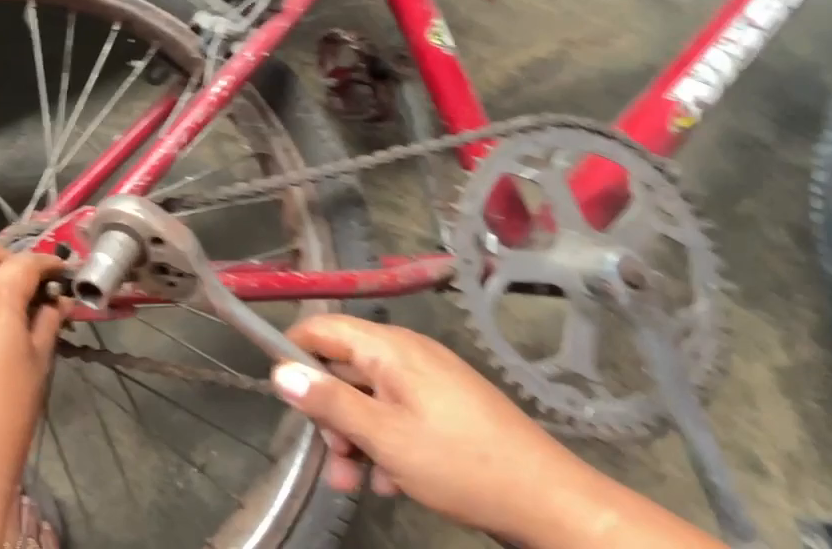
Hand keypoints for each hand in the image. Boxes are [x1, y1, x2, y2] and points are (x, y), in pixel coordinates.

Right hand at [270, 314, 601, 541]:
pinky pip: (397, 413)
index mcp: (390, 348)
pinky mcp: (447, 408)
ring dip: (354, 436)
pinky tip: (391, 483)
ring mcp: (430, 381)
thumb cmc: (460, 464)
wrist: (553, 504)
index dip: (293, 355)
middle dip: (328, 412)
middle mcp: (407, 353)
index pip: (320, 328)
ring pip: (368, 397)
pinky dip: (385, 442)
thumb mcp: (383, 437)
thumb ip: (328, 401)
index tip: (284, 397)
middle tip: (330, 456)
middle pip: (342, 367)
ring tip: (354, 481)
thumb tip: (278, 371)